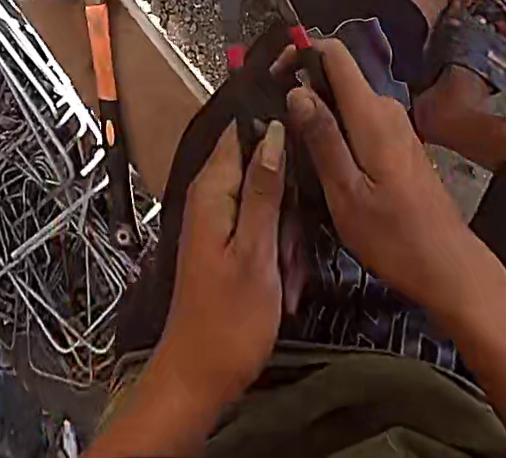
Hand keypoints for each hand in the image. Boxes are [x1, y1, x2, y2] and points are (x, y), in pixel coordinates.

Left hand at [151, 120, 287, 408]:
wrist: (201, 371)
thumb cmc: (228, 317)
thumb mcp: (256, 250)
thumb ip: (264, 190)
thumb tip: (272, 134)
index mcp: (211, 190)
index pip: (238, 134)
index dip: (272, 134)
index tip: (303, 150)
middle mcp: (210, 196)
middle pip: (260, 170)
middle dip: (286, 206)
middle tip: (291, 247)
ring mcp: (217, 218)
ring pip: (266, 204)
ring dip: (285, 237)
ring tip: (286, 274)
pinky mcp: (226, 240)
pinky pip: (260, 229)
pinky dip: (276, 254)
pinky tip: (282, 283)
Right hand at [282, 38, 486, 312]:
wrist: (453, 272)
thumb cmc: (395, 237)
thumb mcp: (345, 192)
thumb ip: (321, 137)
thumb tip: (296, 90)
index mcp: (371, 114)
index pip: (335, 53)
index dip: (300, 51)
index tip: (274, 75)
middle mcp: (385, 109)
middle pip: (336, 73)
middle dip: (301, 83)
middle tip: (273, 115)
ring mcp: (394, 125)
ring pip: (344, 96)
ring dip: (314, 106)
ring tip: (289, 136)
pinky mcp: (396, 142)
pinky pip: (355, 115)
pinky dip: (331, 122)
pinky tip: (318, 153)